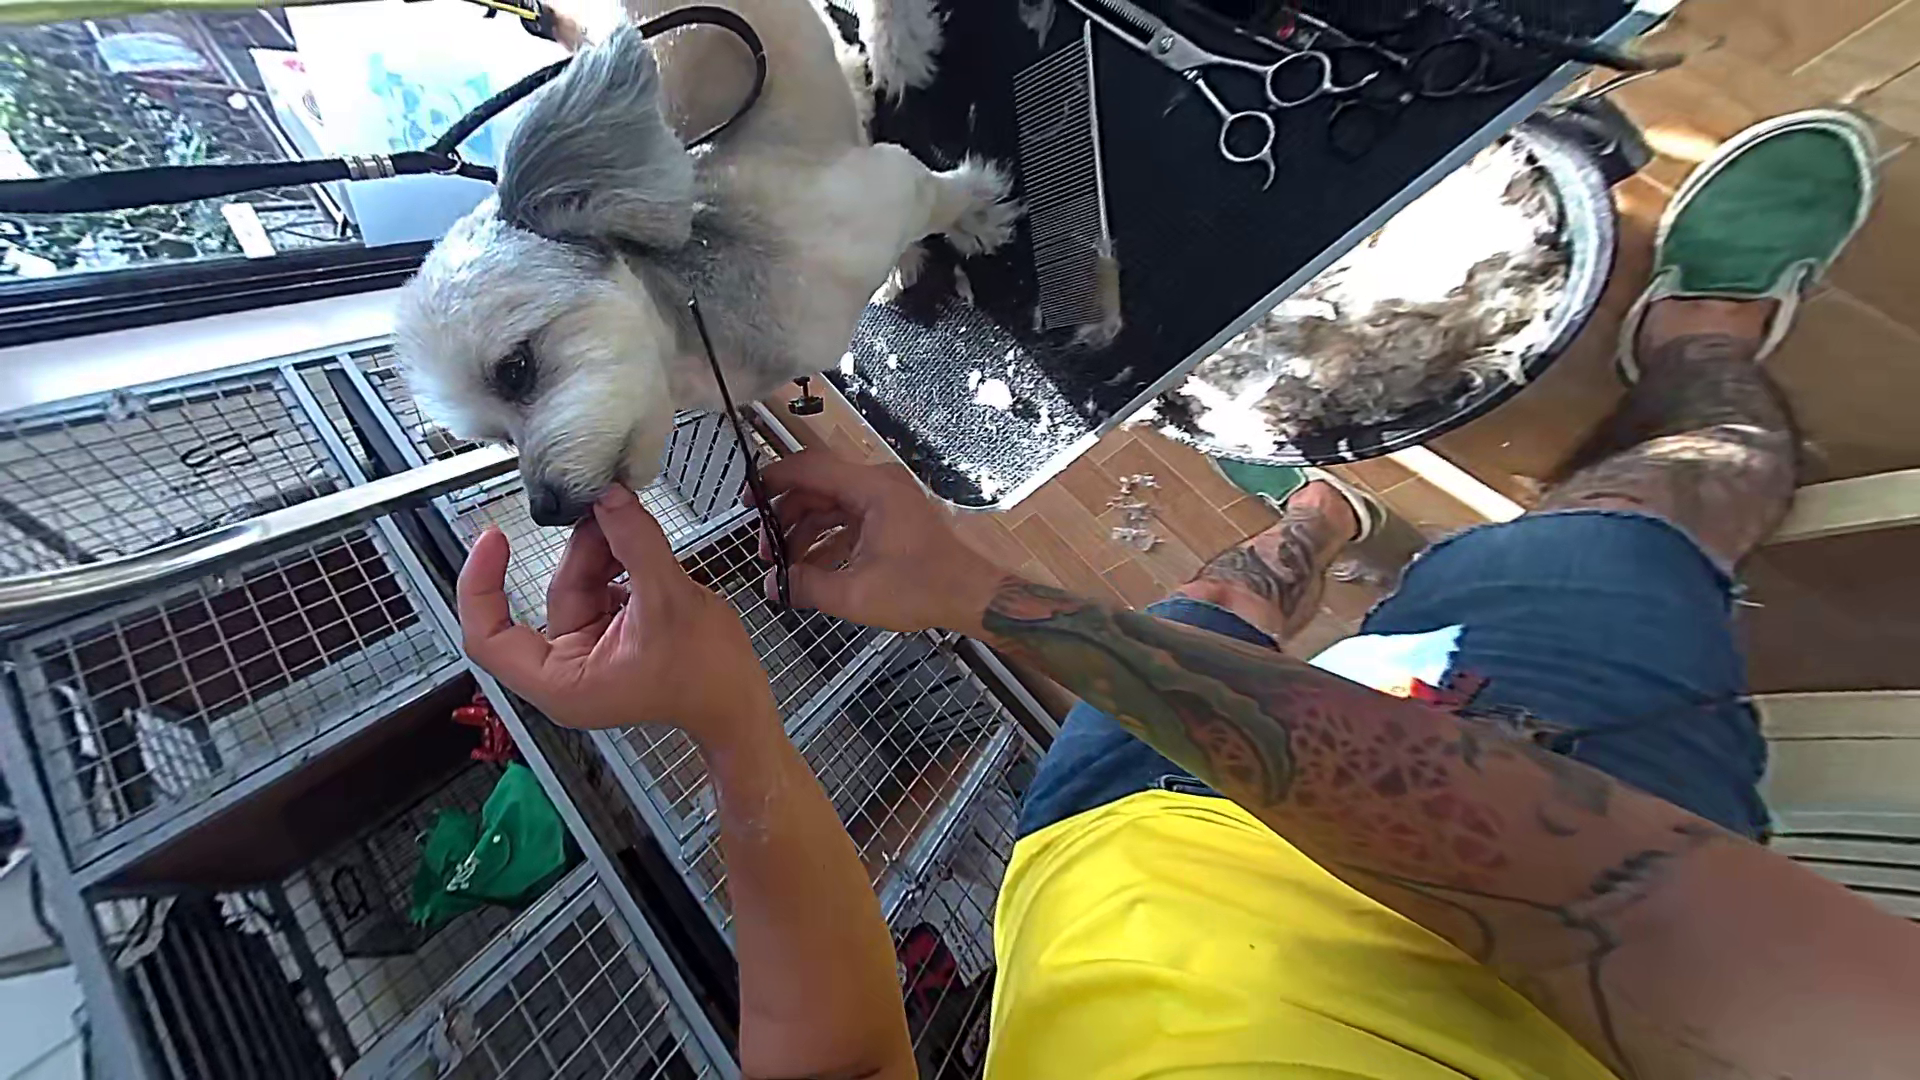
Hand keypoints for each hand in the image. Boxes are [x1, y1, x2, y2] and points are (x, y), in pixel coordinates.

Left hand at [457, 485, 777, 743]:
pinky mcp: (623, 636)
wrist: (741, 697)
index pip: (491, 635)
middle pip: (559, 595)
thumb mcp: (669, 601)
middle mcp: (572, 666)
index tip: (496, 538)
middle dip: (587, 552)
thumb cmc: (706, 671)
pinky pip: (612, 590)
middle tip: (608, 508)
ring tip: (633, 522)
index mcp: (562, 680)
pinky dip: (626, 564)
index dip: (483, 586)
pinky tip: (643, 545)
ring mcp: (599, 650)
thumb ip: (637, 545)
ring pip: (588, 587)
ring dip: (610, 552)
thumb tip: (610, 496)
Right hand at [752, 450, 1006, 633]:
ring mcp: (889, 500)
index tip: (749, 503)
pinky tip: (813, 567)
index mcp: (872, 488)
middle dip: (786, 517)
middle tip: (766, 550)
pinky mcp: (894, 517)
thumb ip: (806, 587)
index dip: (772, 481)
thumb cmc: (923, 588)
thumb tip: (772, 585)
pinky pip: (851, 519)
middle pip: (819, 487)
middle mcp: (880, 484)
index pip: (810, 467)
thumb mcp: (855, 594)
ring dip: (806, 531)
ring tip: (785, 564)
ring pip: (833, 505)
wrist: (972, 594)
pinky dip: (829, 539)